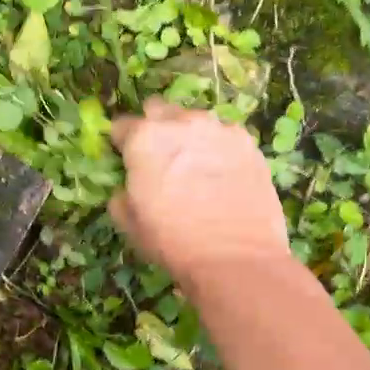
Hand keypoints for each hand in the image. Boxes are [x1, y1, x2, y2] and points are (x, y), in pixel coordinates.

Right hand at [108, 99, 292, 285]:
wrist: (236, 259)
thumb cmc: (172, 239)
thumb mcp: (127, 218)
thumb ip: (121, 189)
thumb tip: (129, 184)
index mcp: (143, 137)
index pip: (121, 125)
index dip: (121, 144)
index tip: (126, 161)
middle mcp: (179, 122)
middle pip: (158, 110)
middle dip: (155, 128)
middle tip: (160, 158)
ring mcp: (218, 130)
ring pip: (194, 121)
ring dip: (189, 135)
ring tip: (196, 165)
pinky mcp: (249, 144)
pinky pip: (225, 136)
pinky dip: (219, 148)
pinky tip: (222, 173)